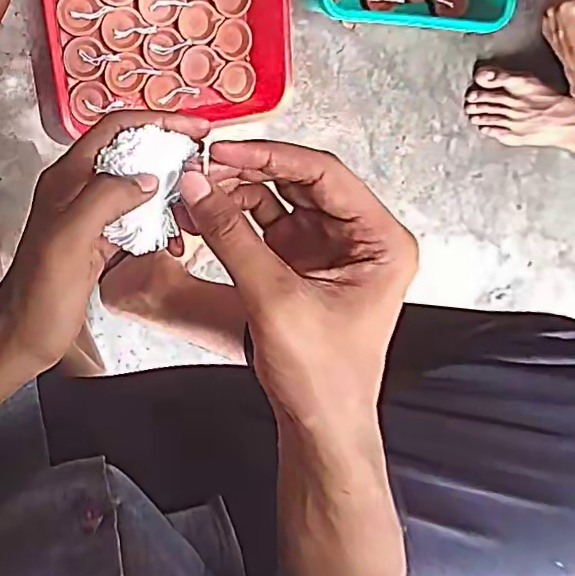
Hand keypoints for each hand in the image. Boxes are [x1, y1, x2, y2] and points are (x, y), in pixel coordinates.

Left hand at [0, 110, 210, 371]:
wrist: (23, 337)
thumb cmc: (39, 294)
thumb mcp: (69, 240)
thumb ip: (105, 199)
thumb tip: (147, 177)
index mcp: (67, 178)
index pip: (113, 129)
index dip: (154, 120)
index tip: (192, 126)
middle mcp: (78, 188)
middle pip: (128, 151)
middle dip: (166, 148)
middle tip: (203, 156)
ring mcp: (88, 214)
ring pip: (134, 184)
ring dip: (166, 185)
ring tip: (195, 195)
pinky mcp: (98, 239)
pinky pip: (134, 216)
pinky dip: (158, 218)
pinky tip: (176, 233)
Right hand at [177, 142, 417, 432]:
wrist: (318, 424)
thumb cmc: (323, 376)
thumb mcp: (274, 298)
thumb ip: (231, 236)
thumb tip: (197, 186)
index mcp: (379, 239)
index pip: (323, 173)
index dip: (270, 156)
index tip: (225, 150)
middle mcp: (355, 235)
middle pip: (296, 180)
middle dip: (246, 172)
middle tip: (203, 168)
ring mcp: (324, 245)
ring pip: (275, 197)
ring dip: (234, 192)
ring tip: (196, 192)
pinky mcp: (296, 258)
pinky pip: (260, 221)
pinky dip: (230, 216)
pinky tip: (202, 214)